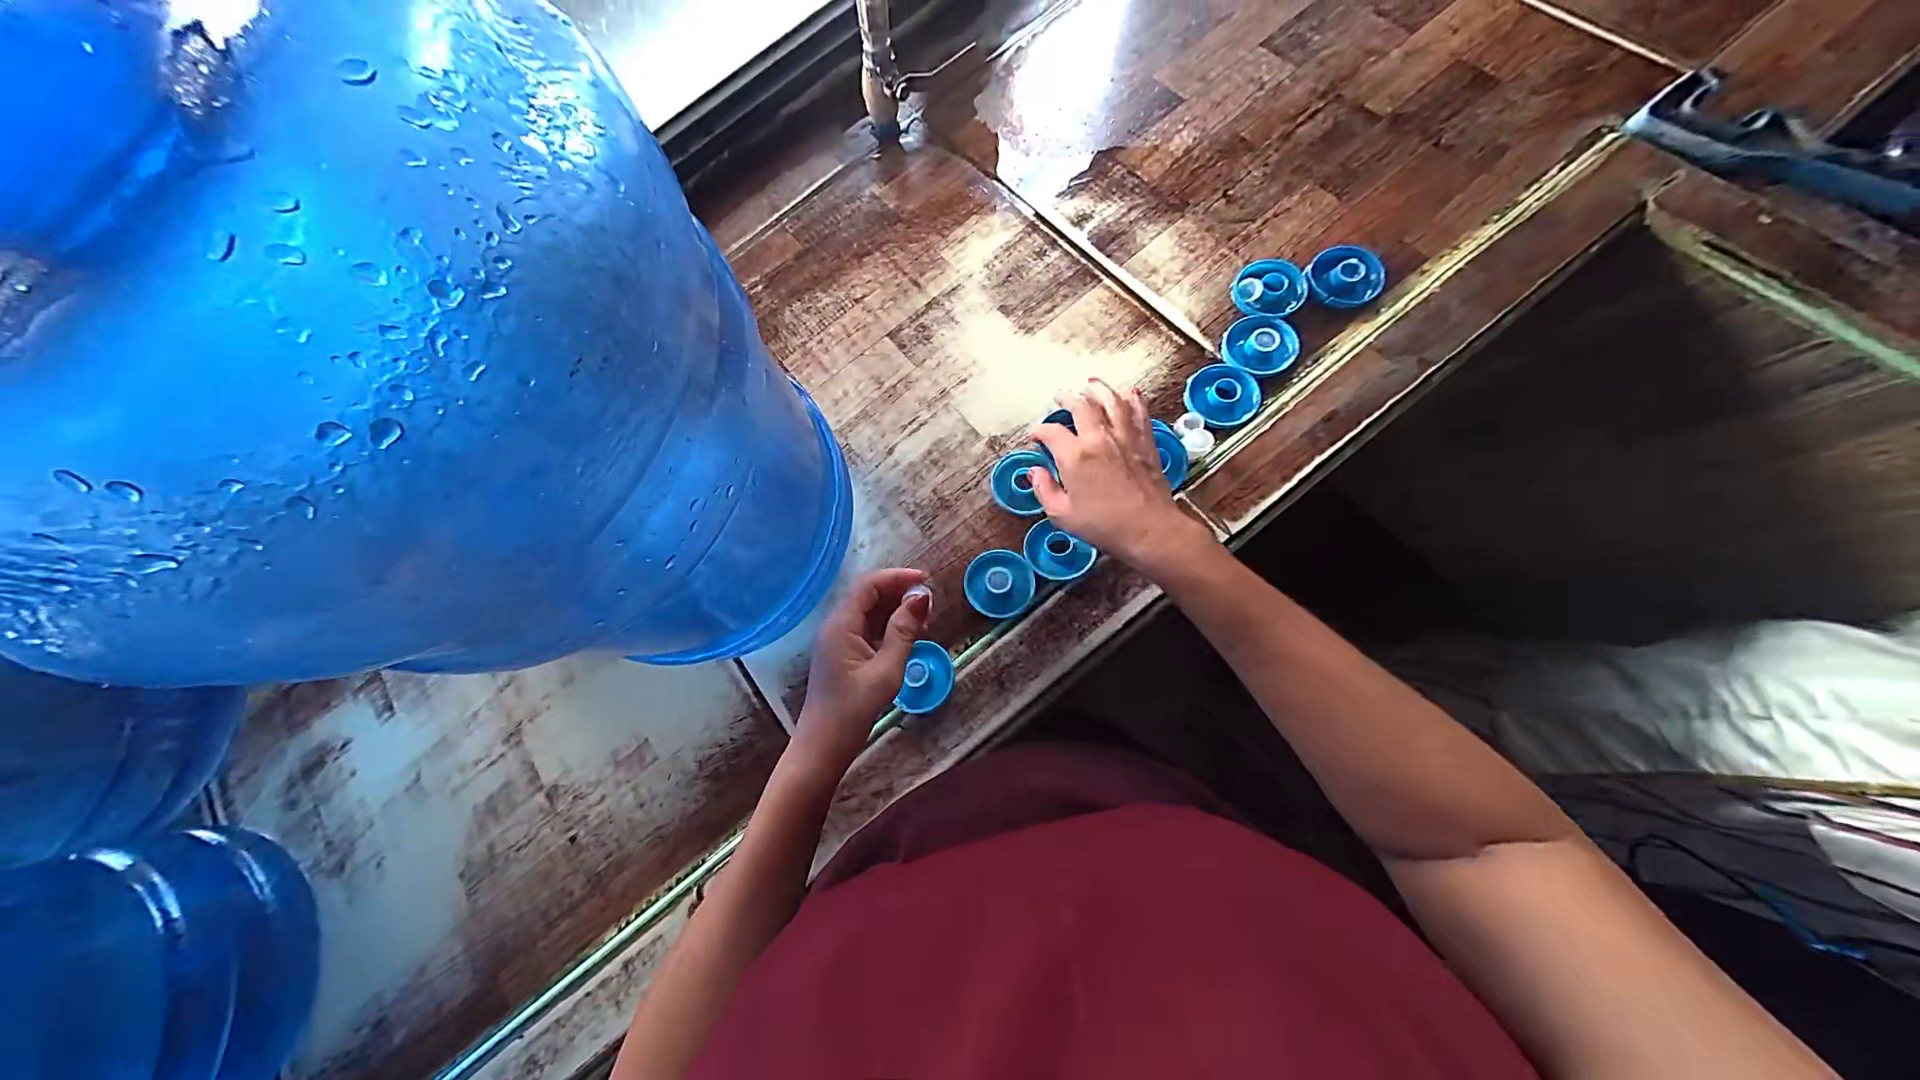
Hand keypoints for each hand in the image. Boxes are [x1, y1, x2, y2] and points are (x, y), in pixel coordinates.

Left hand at [790, 568, 932, 778]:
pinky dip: (888, 626)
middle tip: (929, 602)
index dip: (897, 577)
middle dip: (898, 592)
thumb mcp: (886, 670)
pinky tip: (908, 635)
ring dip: (895, 609)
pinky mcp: (843, 655)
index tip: (926, 580)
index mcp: (841, 624)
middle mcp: (836, 626)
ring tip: (924, 617)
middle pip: (867, 595)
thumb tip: (922, 597)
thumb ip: (904, 631)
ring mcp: (838, 641)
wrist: (823, 747)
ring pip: (868, 612)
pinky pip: (867, 629)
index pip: (868, 585)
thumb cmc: (853, 710)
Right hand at [1030, 378, 1212, 572]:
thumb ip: (1045, 490)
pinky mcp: (1145, 443)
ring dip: (1099, 389)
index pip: (1051, 432)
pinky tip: (1129, 393)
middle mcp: (1099, 439)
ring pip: (1111, 400)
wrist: (1149, 529)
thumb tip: (1035, 474)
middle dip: (1067, 398)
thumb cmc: (1106, 526)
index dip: (1040, 430)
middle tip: (1061, 396)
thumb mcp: (1062, 515)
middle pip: (1081, 405)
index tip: (1037, 435)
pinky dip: (1132, 399)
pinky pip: (1138, 412)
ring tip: (1091, 384)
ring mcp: (1125, 437)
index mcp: (1075, 456)